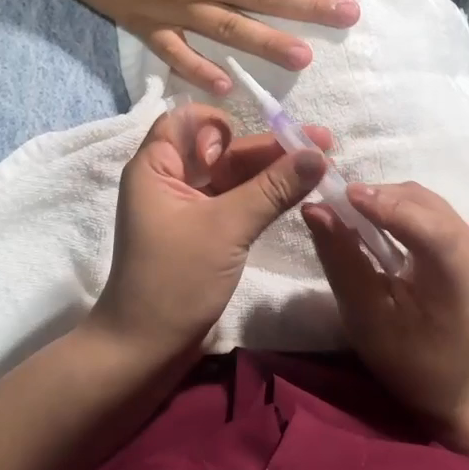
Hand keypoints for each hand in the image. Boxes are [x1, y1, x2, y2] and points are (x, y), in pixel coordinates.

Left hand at [91, 103, 329, 357]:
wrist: (146, 349)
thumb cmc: (175, 279)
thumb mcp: (227, 228)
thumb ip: (272, 188)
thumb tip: (318, 154)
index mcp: (155, 166)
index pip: (186, 120)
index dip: (221, 122)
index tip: (253, 140)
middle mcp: (168, 179)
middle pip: (220, 147)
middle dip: (267, 145)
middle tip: (322, 142)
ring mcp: (186, 208)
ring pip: (231, 175)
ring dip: (271, 170)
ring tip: (322, 164)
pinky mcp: (201, 232)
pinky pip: (233, 200)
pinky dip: (262, 195)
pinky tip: (298, 192)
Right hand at [304, 183, 468, 421]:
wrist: (450, 383)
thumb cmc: (402, 358)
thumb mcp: (364, 317)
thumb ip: (341, 260)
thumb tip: (314, 209)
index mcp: (464, 296)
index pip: (436, 237)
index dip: (393, 209)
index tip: (347, 194)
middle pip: (434, 212)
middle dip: (386, 198)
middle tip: (341, 200)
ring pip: (436, 205)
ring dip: (394, 200)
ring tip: (358, 208)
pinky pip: (440, 213)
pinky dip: (406, 208)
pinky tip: (383, 219)